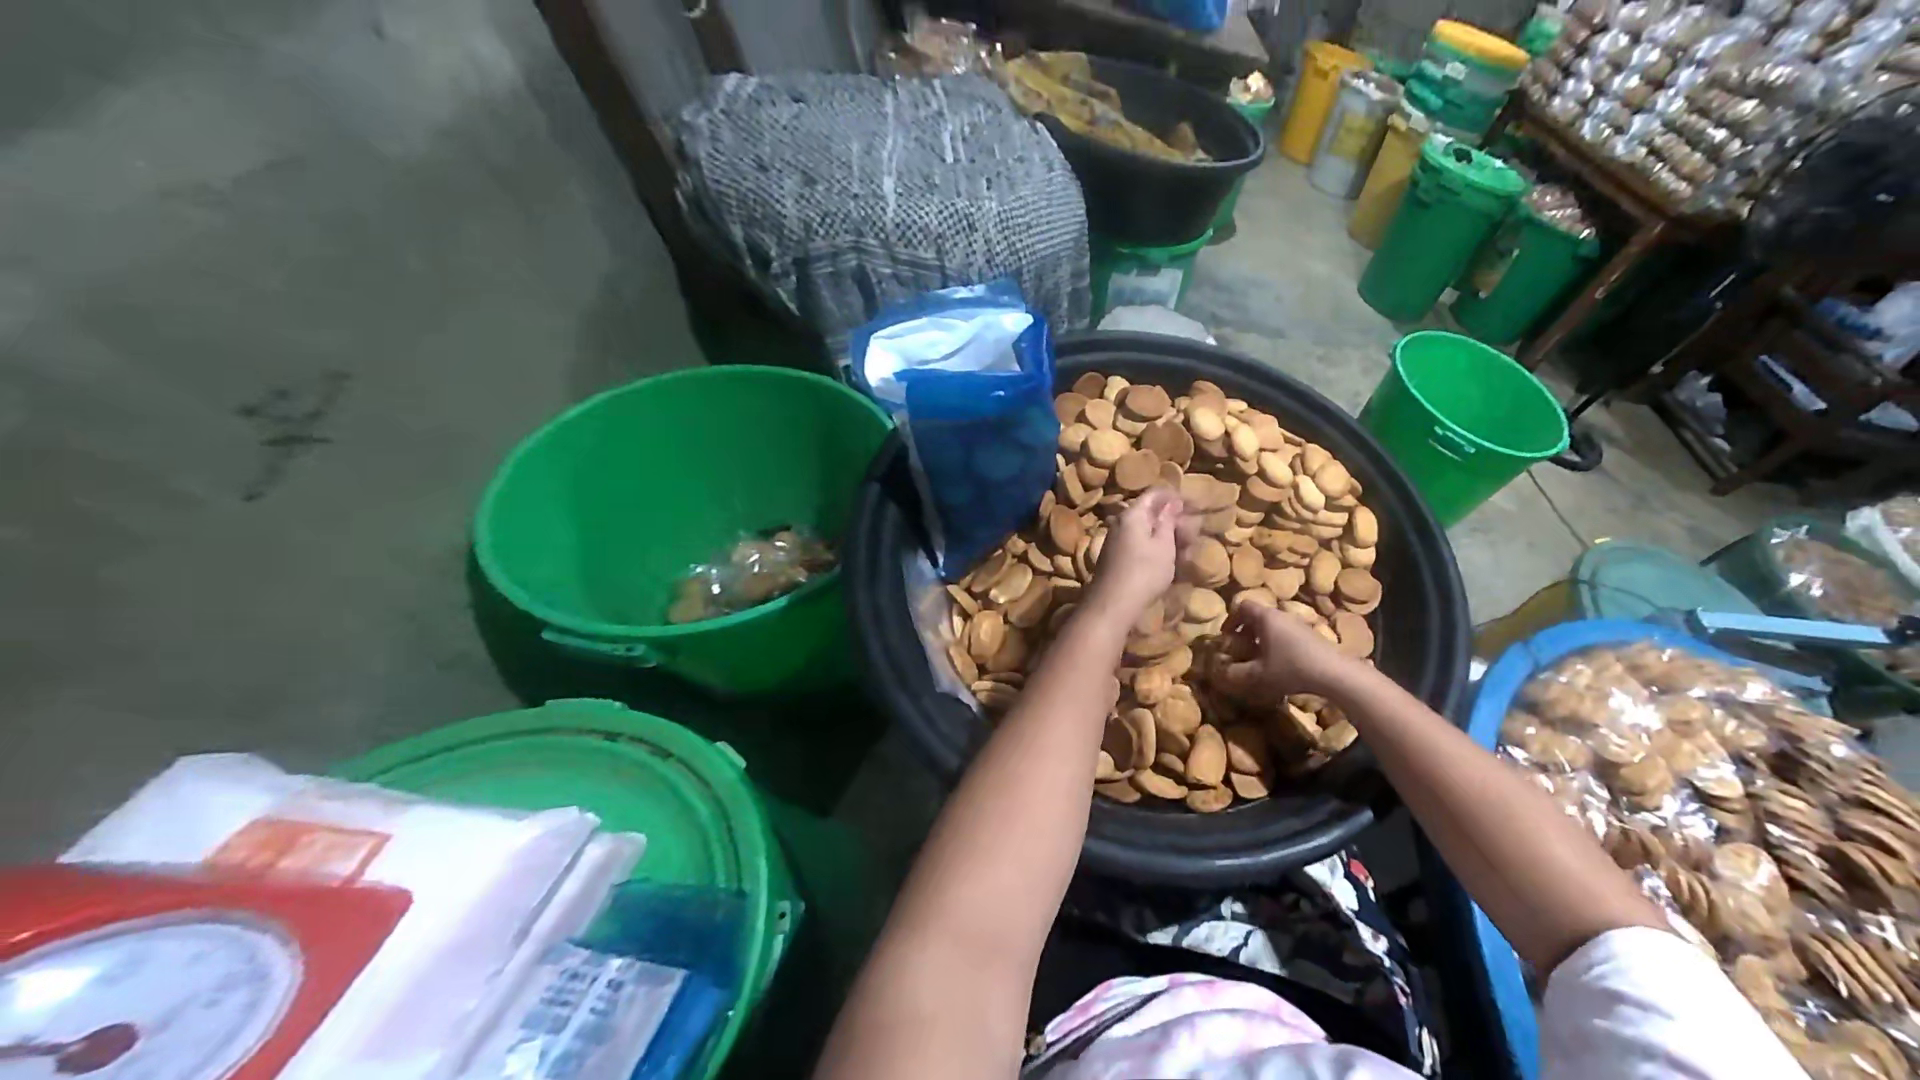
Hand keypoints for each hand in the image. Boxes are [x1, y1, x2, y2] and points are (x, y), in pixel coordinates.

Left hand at [1084, 487, 1192, 624]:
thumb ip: (1168, 521)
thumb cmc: (1144, 571)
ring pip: (1146, 530)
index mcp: (1132, 514)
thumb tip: (1172, 501)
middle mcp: (1121, 522)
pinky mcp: (1116, 556)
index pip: (1155, 494)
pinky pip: (1139, 544)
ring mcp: (1116, 539)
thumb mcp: (1164, 545)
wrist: (1112, 603)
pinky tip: (1168, 562)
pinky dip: (1155, 549)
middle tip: (1192, 536)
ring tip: (1185, 552)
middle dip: (1173, 521)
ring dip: (1167, 538)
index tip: (1195, 507)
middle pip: (1150, 513)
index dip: (1175, 497)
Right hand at [1220, 601, 1362, 698]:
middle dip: (1245, 632)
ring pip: (1273, 627)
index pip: (1242, 606)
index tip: (1227, 637)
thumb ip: (1235, 673)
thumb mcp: (1258, 674)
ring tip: (1259, 660)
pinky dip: (1277, 645)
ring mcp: (1299, 625)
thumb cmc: (1291, 668)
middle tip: (1241, 650)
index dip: (1230, 619)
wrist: (1335, 674)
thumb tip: (1221, 672)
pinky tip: (1280, 665)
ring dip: (1262, 640)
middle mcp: (1282, 616)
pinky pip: (1286, 635)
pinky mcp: (1311, 636)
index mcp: (1266, 618)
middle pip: (1257, 617)